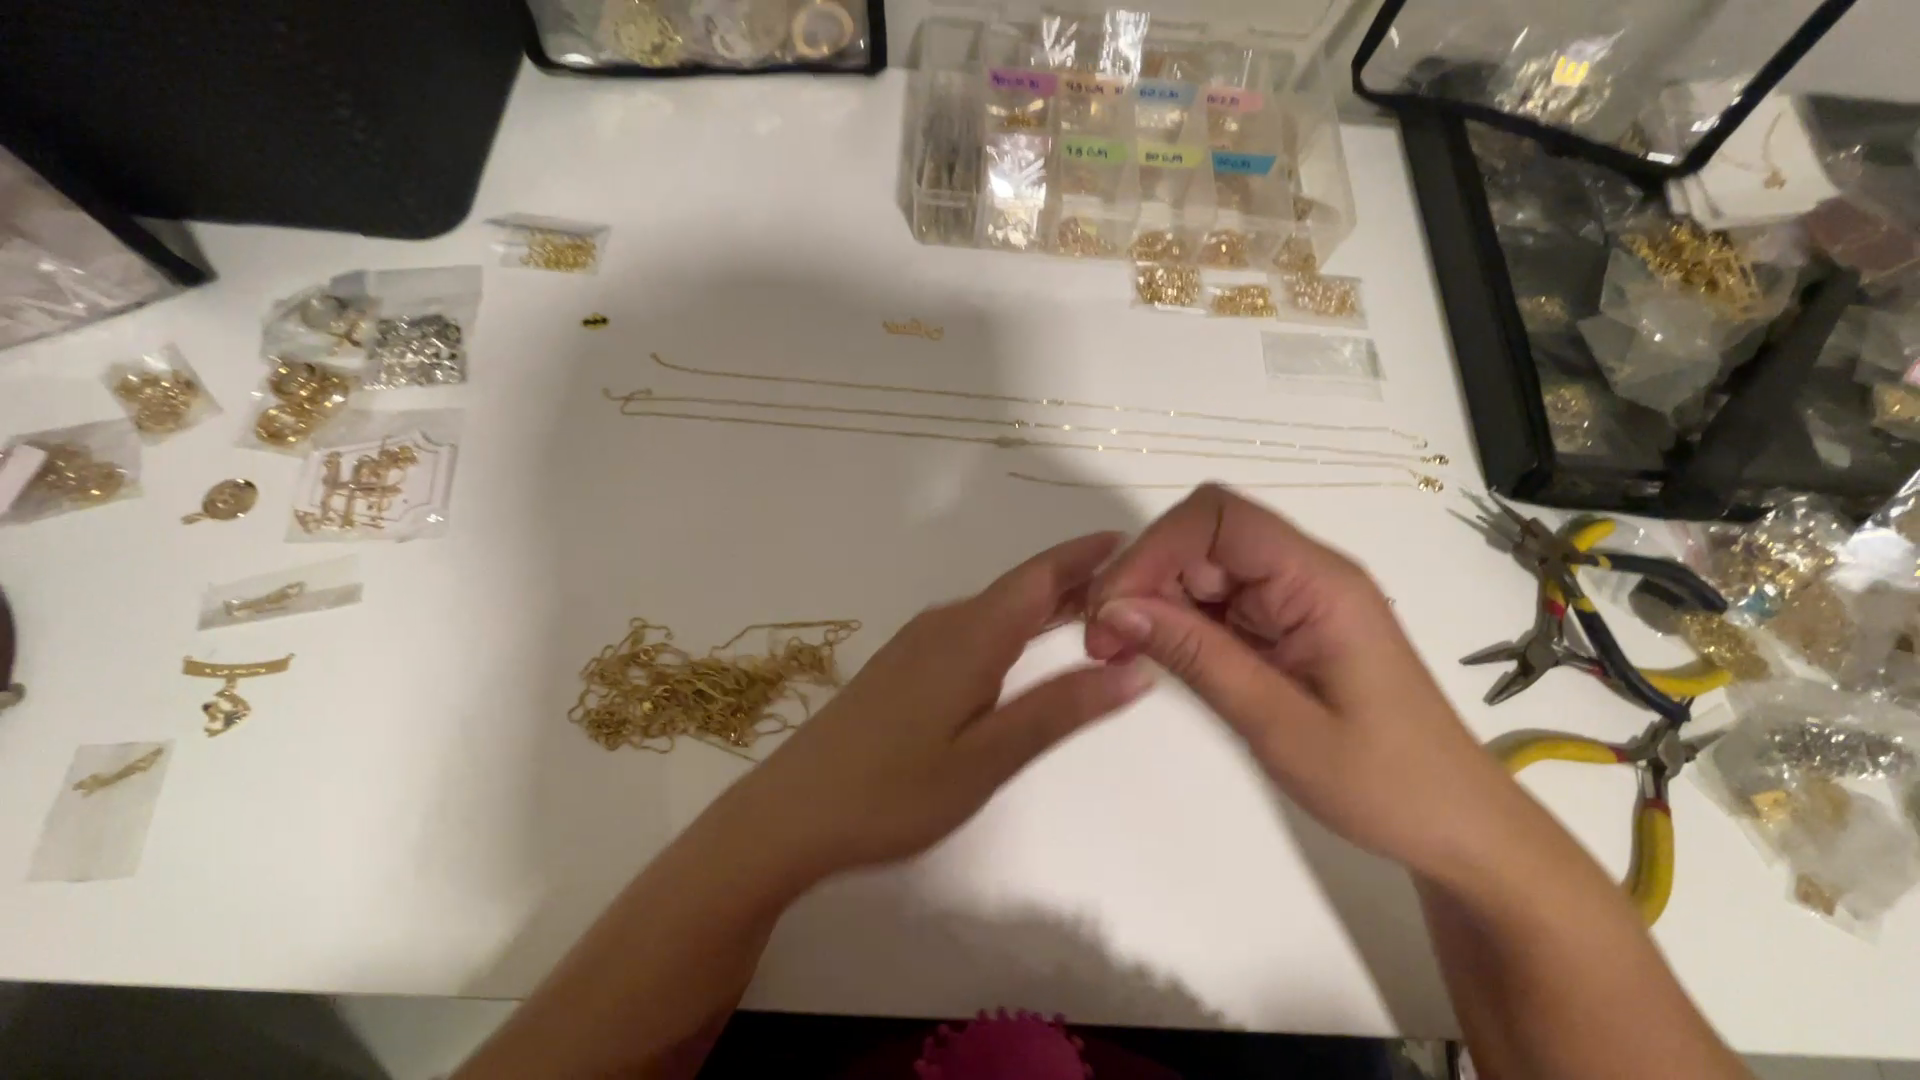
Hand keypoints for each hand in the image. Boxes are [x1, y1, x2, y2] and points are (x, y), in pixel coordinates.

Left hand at [722, 532, 1154, 883]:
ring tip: (1092, 613)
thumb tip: (1136, 669)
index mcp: (970, 637)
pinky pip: (970, 629)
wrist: (789, 814)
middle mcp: (942, 625)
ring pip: (993, 609)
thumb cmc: (893, 792)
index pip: (1039, 577)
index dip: (1085, 556)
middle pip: (1018, 589)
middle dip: (1073, 581)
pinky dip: (1010, 628)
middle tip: (1132, 586)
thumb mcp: (988, 758)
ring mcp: (915, 645)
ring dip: (1042, 605)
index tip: (1132, 543)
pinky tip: (1021, 650)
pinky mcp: (899, 668)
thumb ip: (1061, 710)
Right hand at [1083, 484, 1511, 874]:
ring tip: (1115, 651)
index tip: (1111, 607)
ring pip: (1202, 570)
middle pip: (1203, 538)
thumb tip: (1115, 607)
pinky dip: (1176, 624)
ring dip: (1152, 601)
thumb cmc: (1383, 781)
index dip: (1154, 548)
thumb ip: (1196, 656)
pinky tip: (1150, 654)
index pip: (1218, 518)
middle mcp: (1306, 575)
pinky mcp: (1285, 627)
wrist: (1456, 825)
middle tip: (1102, 640)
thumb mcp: (1277, 723)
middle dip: (1143, 576)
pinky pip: (1217, 605)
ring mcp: (1295, 600)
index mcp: (1319, 581)